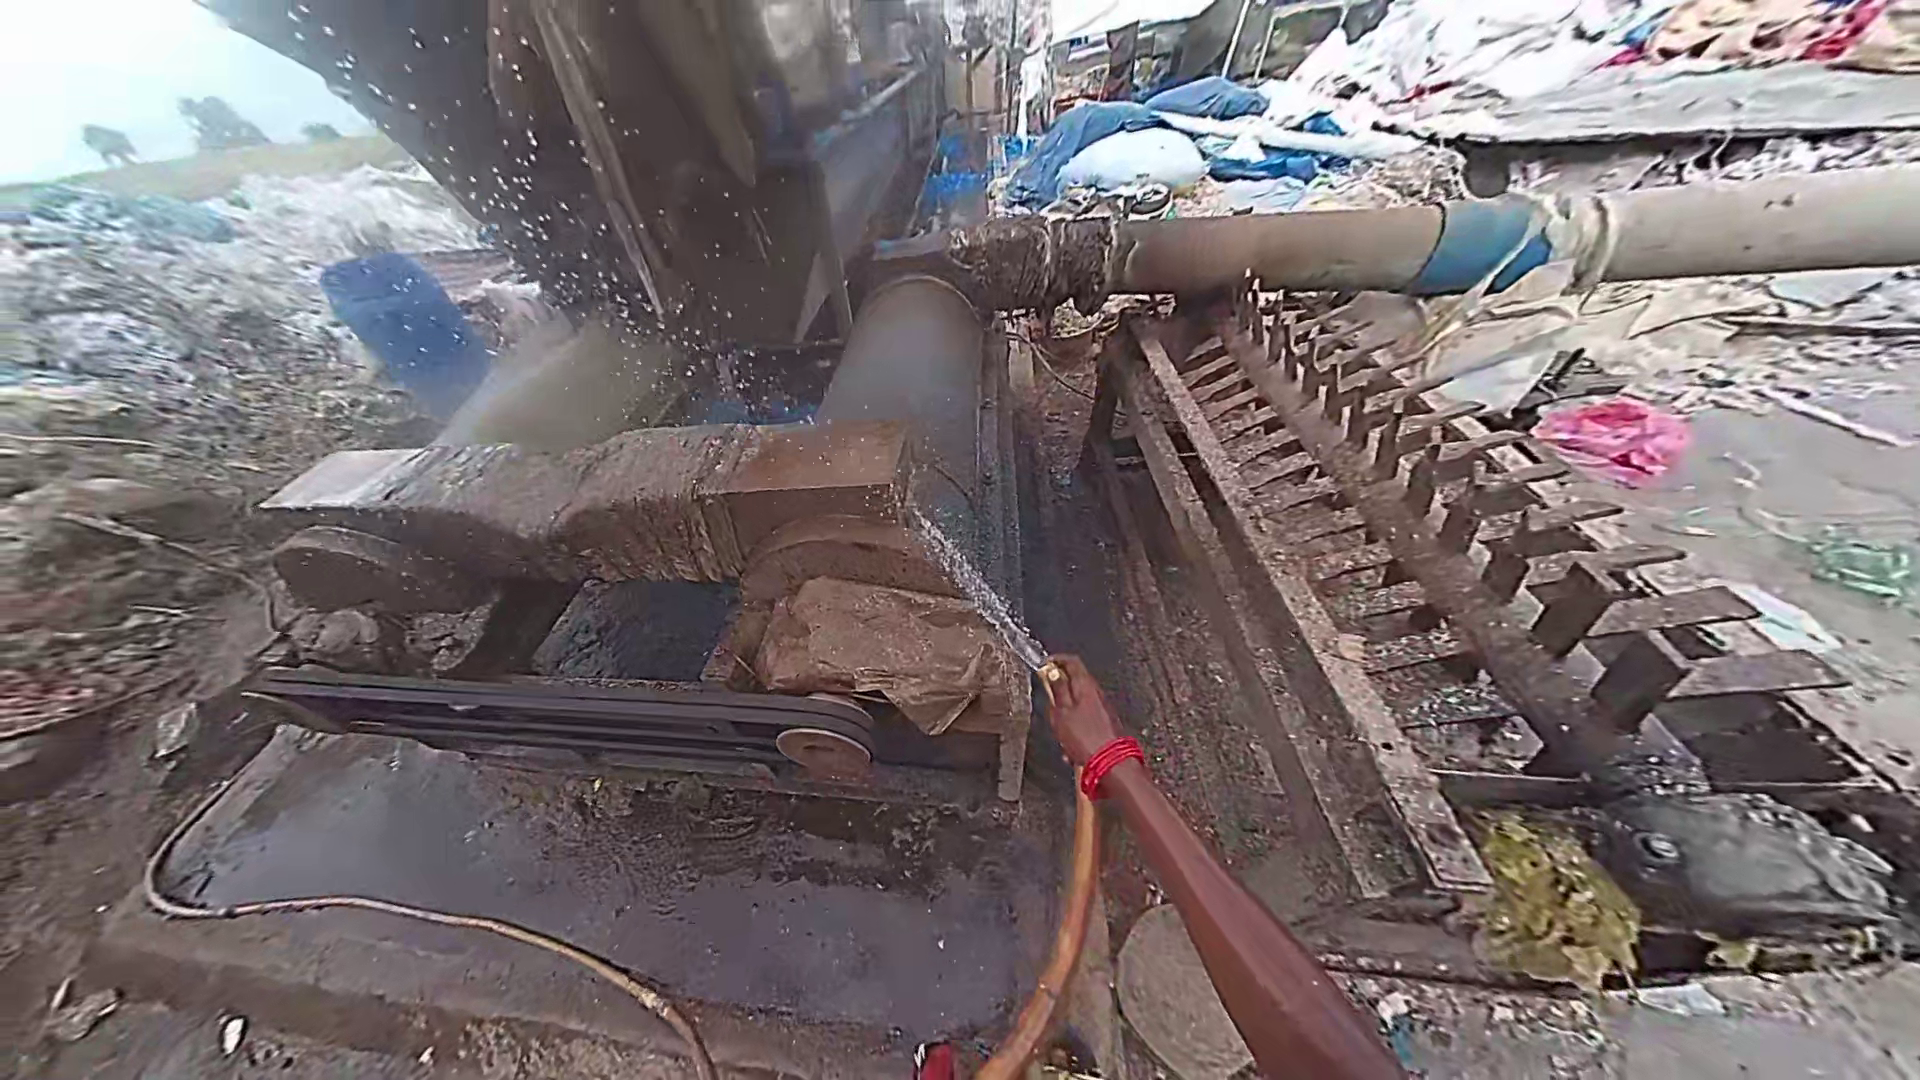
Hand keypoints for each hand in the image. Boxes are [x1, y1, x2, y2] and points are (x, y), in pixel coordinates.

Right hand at [1043, 654, 1123, 766]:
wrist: (1113, 765)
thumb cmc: (1087, 739)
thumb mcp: (1061, 713)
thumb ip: (1056, 691)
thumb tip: (1051, 673)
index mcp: (1085, 685)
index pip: (1071, 661)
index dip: (1056, 660)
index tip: (1044, 665)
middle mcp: (1097, 694)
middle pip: (1075, 682)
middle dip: (1059, 691)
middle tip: (1048, 701)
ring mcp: (1103, 709)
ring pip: (1078, 703)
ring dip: (1065, 713)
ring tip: (1059, 732)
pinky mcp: (1105, 724)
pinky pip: (1085, 721)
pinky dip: (1075, 729)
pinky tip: (1071, 748)